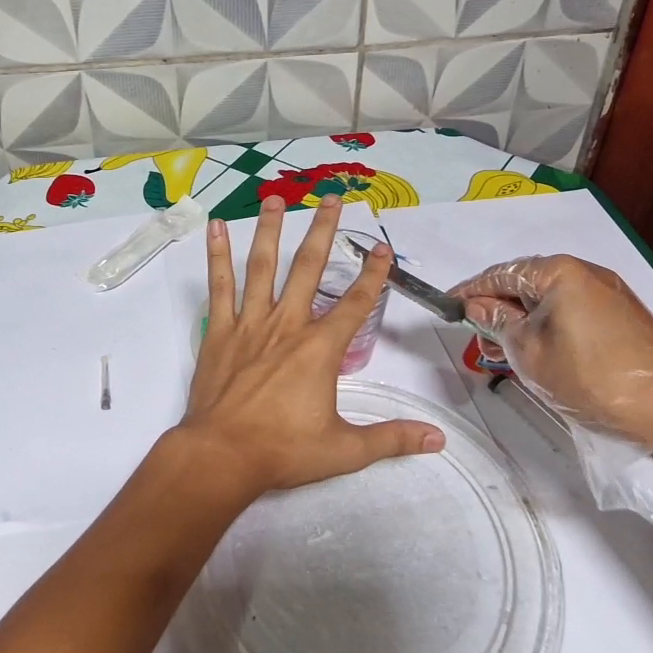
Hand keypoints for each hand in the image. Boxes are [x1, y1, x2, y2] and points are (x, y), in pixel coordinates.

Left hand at [175, 194, 445, 495]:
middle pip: (309, 268)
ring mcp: (250, 324)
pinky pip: (220, 287)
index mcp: (320, 349)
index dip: (373, 274)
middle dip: (323, 231)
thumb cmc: (284, 450)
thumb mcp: (345, 450)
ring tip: (275, 198)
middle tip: (332, 198)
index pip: (356, 303)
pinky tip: (215, 228)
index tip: (383, 247)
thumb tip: (437, 438)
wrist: (222, 455)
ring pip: (262, 267)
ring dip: (269, 230)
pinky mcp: (220, 331)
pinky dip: (217, 256)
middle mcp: (288, 325)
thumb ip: (391, 438)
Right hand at [450, 255, 652, 449]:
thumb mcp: (528, 352)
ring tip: (509, 354)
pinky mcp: (624, 316)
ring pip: (550, 300)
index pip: (499, 274)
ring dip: (524, 322)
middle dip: (498, 310)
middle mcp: (586, 272)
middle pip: (526, 284)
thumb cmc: (589, 378)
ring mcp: (609, 293)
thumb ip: (496, 322)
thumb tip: (478, 305)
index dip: (470, 292)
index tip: (446, 307)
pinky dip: (550, 327)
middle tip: (481, 342)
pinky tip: (542, 354)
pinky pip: (573, 311)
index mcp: (559, 271)